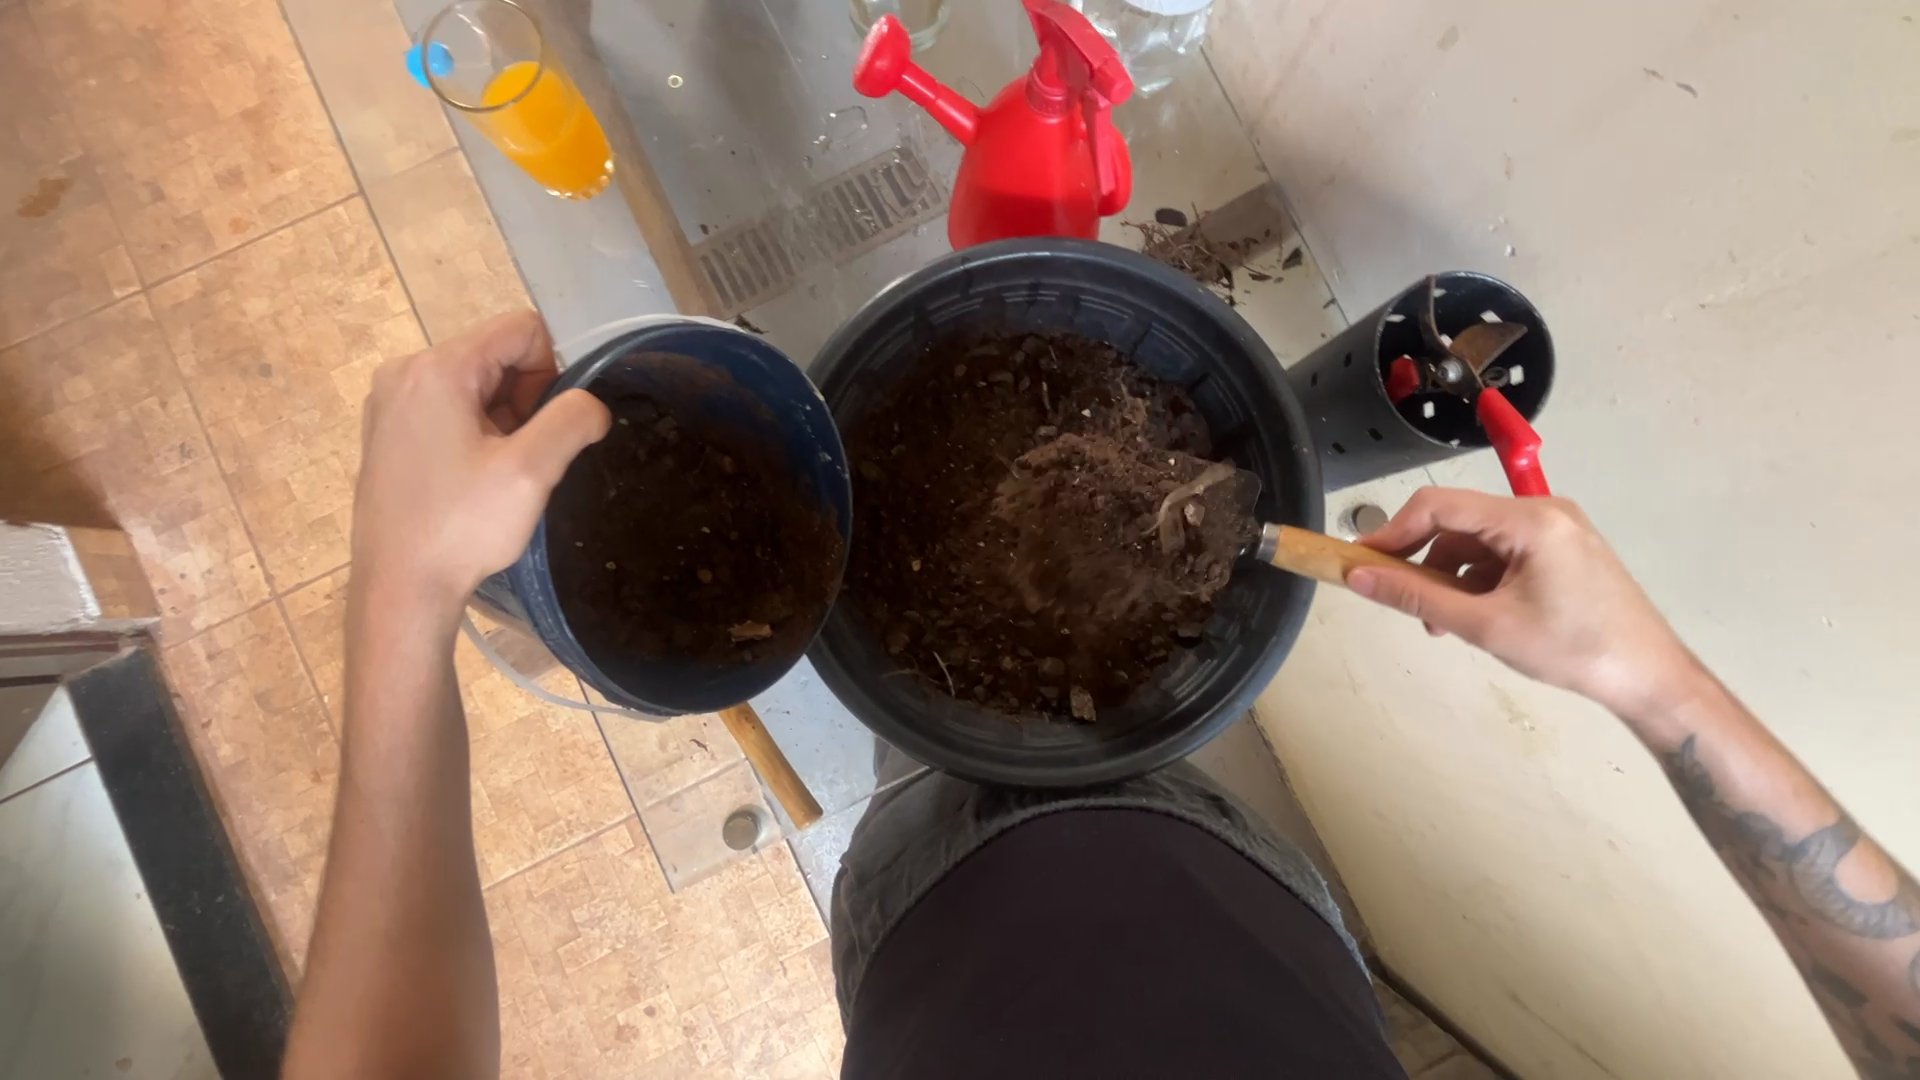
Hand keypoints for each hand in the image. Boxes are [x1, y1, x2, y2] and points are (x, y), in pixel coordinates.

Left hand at [352, 311, 610, 613]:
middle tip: (529, 456)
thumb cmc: (463, 525)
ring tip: (504, 472)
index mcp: (437, 369)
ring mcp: (393, 403)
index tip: (551, 425)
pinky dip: (482, 432)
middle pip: (499, 356)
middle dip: (530, 398)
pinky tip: (479, 477)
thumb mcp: (533, 470)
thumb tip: (594, 407)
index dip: (555, 370)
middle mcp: (406, 373)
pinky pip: (455, 409)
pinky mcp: (392, 432)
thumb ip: (573, 421)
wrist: (401, 586)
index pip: (522, 330)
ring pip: (480, 385)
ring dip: (509, 420)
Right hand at [1349, 488, 1705, 722]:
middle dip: (1419, 559)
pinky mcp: (1559, 550)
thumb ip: (1413, 596)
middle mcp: (1542, 512)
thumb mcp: (1482, 624)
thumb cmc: (1571, 650)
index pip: (1438, 505)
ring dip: (1444, 576)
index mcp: (1529, 520)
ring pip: (1472, 541)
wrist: (1653, 681)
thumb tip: (1356, 577)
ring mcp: (1554, 530)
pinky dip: (1471, 580)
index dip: (1391, 531)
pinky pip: (1496, 554)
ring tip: (1435, 621)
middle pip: (1454, 521)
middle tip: (1393, 594)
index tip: (1361, 562)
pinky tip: (1466, 614)